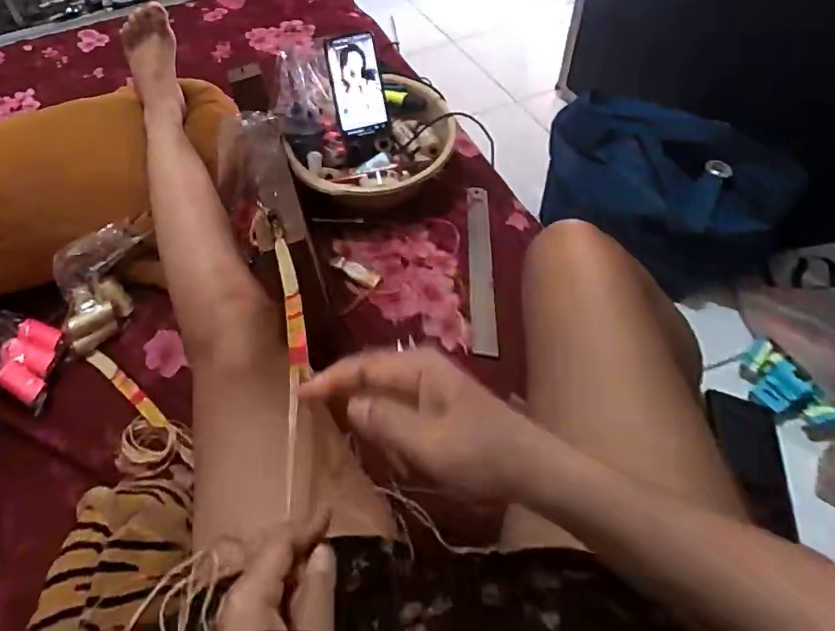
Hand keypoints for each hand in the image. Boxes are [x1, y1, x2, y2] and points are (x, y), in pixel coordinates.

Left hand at [215, 514, 335, 630]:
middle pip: (265, 554)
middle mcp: (230, 598)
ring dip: (287, 566)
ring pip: (260, 577)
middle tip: (322, 533)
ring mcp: (227, 618)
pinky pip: (255, 598)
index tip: (328, 510)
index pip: (278, 542)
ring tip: (312, 559)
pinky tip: (293, 591)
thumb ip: (317, 594)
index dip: (306, 525)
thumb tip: (323, 551)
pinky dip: (277, 587)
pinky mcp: (231, 630)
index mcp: (246, 593)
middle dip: (294, 543)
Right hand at [301, 348, 546, 502]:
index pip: (363, 366)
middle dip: (345, 391)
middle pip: (371, 373)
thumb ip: (386, 423)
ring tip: (358, 436)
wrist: (534, 468)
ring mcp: (433, 384)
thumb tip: (350, 403)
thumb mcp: (429, 446)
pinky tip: (395, 452)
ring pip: (385, 393)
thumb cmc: (482, 456)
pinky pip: (401, 408)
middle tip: (313, 409)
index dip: (330, 378)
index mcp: (419, 367)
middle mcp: (423, 366)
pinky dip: (390, 428)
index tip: (300, 392)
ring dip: (371, 416)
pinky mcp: (440, 404)